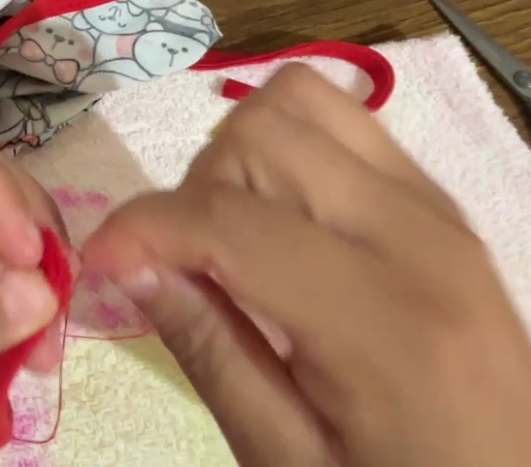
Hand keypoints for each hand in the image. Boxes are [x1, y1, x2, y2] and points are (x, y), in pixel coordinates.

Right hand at [81, 64, 530, 466]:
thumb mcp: (292, 465)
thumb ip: (208, 351)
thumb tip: (127, 262)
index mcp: (387, 324)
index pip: (229, 222)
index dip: (140, 229)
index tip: (97, 261)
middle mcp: (417, 235)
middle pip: (257, 137)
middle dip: (193, 191)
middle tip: (189, 265)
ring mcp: (432, 200)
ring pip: (291, 99)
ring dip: (235, 152)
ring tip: (236, 230)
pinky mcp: (433, 189)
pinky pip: (333, 110)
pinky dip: (279, 136)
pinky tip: (278, 206)